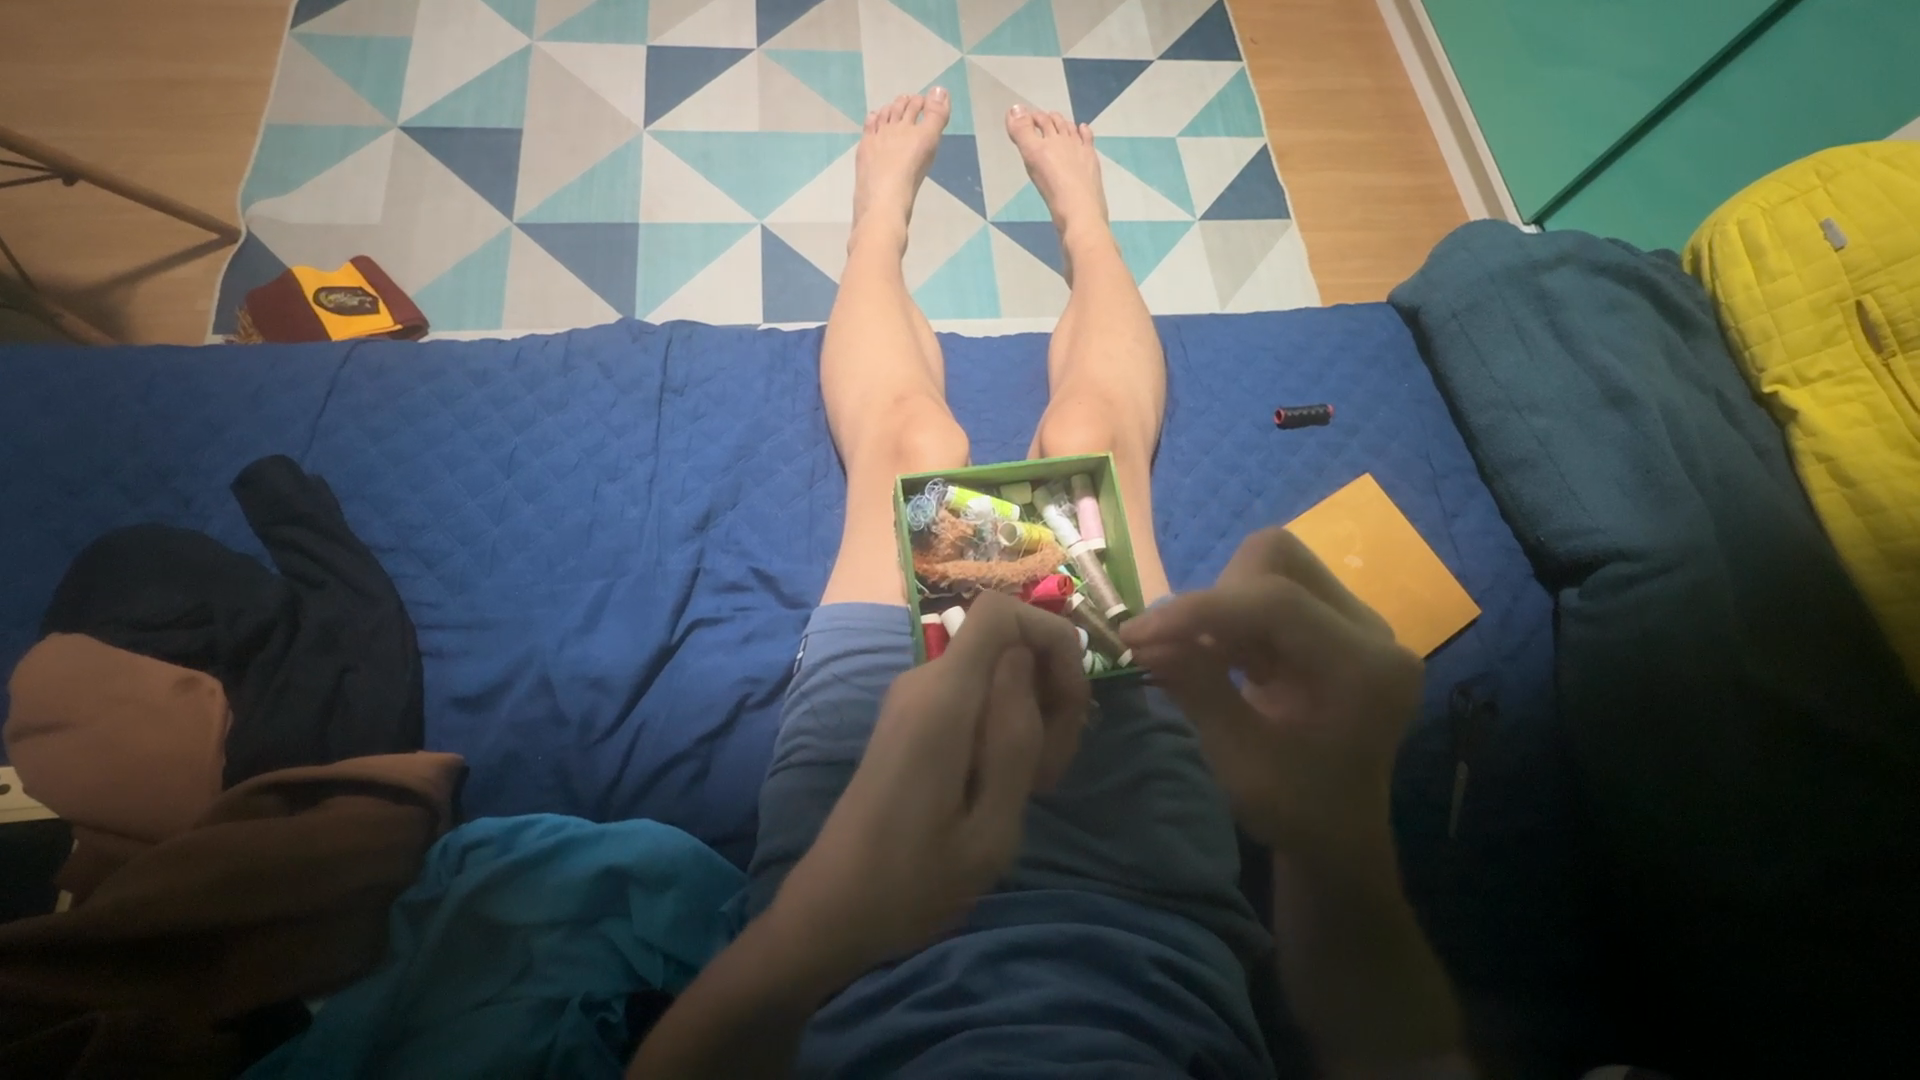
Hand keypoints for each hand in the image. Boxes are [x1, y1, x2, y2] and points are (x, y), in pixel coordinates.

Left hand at [767, 590, 1090, 981]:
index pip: (1000, 611)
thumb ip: (1015, 738)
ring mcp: (913, 698)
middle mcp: (924, 681)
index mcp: (942, 699)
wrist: (834, 908)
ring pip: (995, 671)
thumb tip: (1024, 660)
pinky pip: (974, 695)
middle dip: (1049, 691)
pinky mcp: (912, 719)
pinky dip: (1004, 727)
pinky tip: (1006, 785)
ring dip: (1030, 717)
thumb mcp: (990, 829)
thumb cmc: (916, 882)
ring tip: (1032, 788)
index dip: (1050, 637)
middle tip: (1051, 771)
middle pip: (1006, 643)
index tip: (1070, 706)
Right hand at [1120, 527, 1421, 859]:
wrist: (1336, 835)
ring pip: (1270, 565)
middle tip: (1180, 650)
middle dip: (1215, 600)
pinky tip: (1217, 656)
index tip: (1136, 634)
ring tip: (1203, 658)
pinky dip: (1230, 615)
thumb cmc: (1293, 809)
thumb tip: (1142, 637)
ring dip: (1221, 605)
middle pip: (1277, 560)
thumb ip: (1196, 687)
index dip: (1199, 610)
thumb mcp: (1238, 758)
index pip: (1275, 602)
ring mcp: (1355, 623)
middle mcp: (1370, 632)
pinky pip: (1269, 588)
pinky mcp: (1333, 624)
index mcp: (1364, 670)